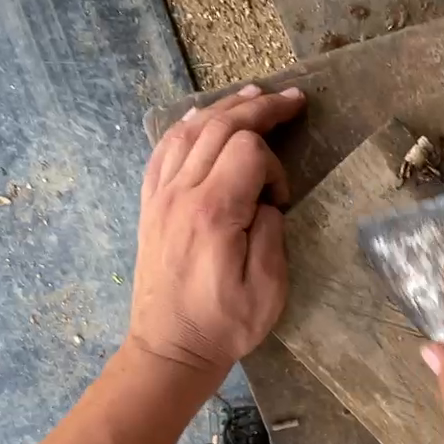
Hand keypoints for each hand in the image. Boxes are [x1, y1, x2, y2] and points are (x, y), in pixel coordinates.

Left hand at [127, 84, 305, 382]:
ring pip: (190, 130)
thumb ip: (270, 233)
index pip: (248, 151)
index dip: (274, 165)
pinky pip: (164, 150)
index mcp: (213, 213)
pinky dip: (186, 126)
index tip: (281, 201)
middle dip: (259, 109)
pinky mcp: (151, 204)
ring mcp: (160, 196)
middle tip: (293, 100)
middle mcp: (181, 194)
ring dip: (225, 109)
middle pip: (219, 127)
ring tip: (254, 96)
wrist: (169, 348)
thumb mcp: (268, 289)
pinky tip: (202, 117)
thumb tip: (265, 200)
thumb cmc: (225, 325)